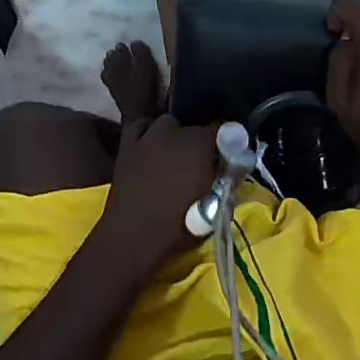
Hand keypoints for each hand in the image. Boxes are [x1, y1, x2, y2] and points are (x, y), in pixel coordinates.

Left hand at [94, 114, 217, 272]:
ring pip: (168, 122)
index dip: (229, 141)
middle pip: (195, 126)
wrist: (136, 236)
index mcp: (201, 144)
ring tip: (176, 152)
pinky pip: (140, 126)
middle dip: (201, 141)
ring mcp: (149, 136)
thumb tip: (233, 163)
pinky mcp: (127, 145)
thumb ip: (227, 175)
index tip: (229, 154)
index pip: (223, 128)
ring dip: (175, 134)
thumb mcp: (217, 203)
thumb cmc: (182, 225)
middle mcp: (175, 132)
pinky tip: (151, 143)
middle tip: (201, 161)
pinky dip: (148, 131)